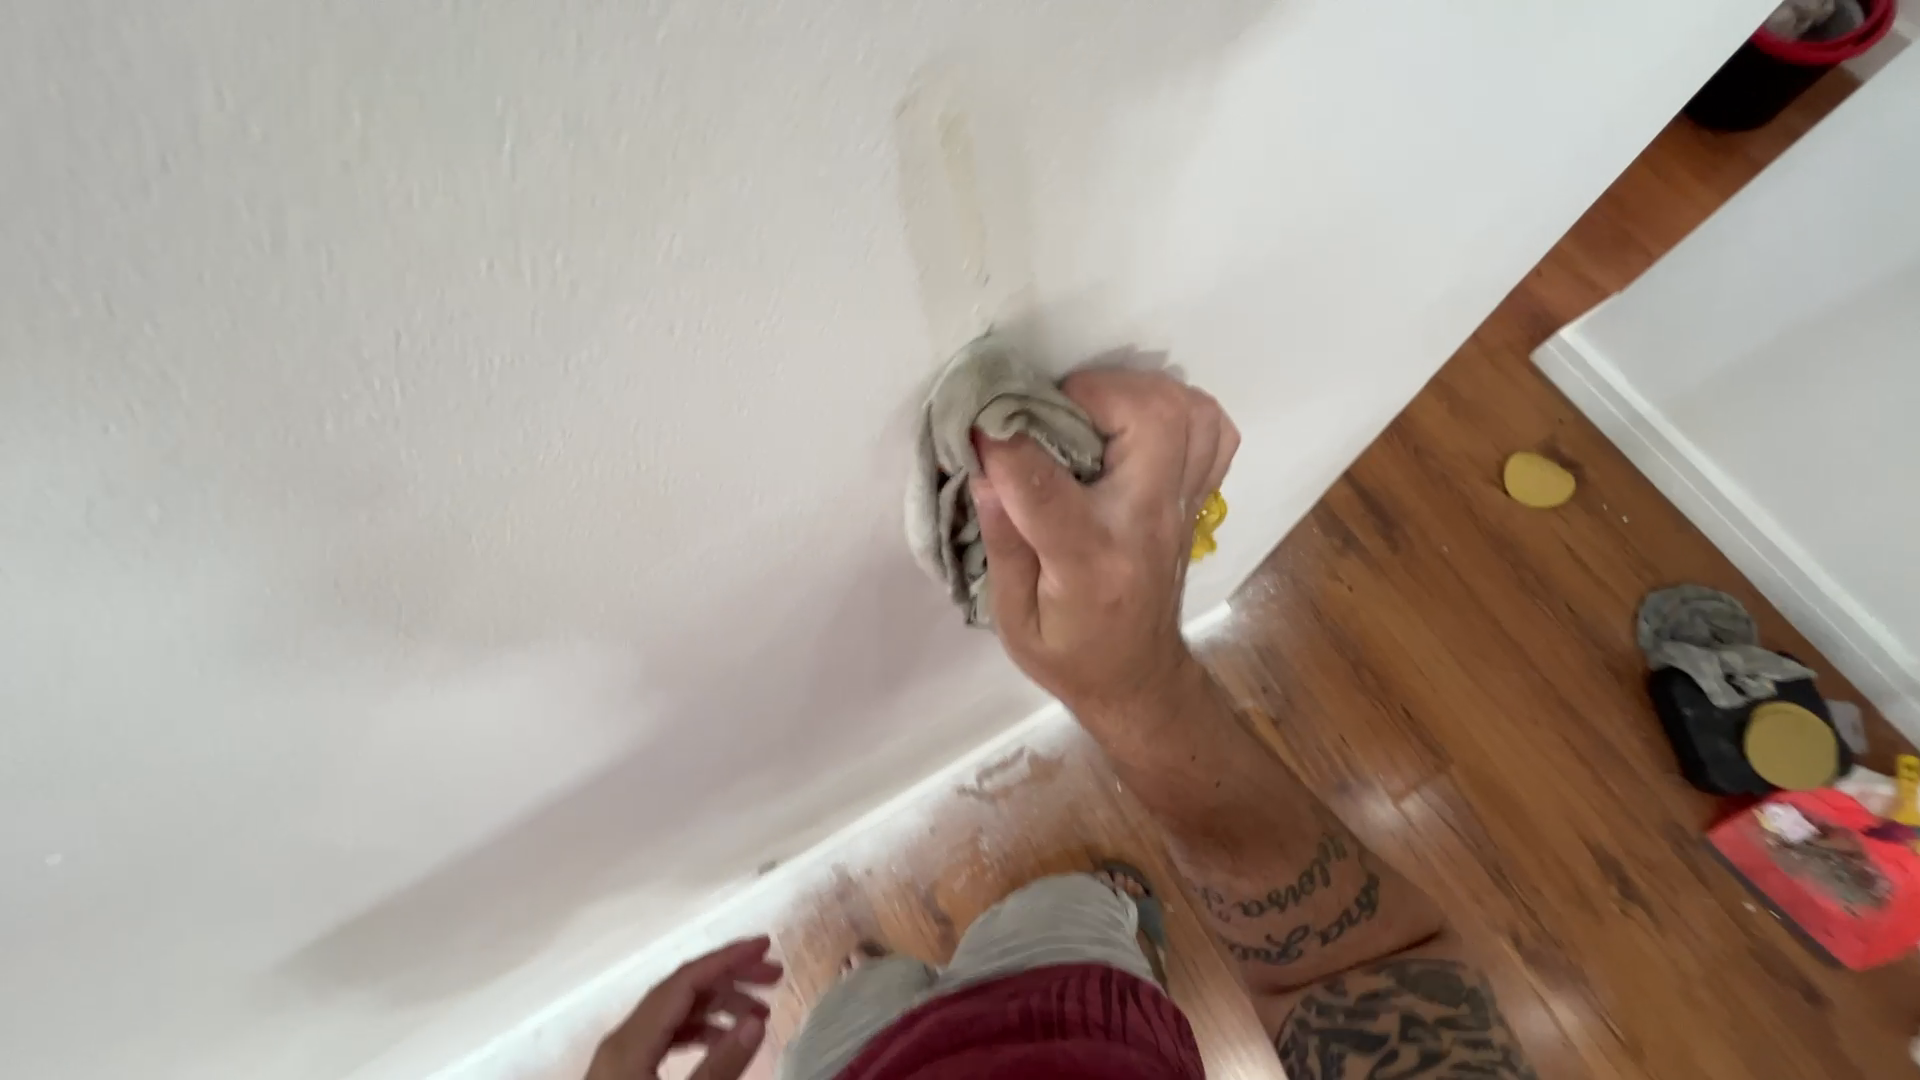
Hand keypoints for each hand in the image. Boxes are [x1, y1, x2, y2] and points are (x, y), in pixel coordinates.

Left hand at [585, 937, 783, 1079]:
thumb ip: (719, 1067)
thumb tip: (758, 1019)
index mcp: (629, 1043)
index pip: (685, 980)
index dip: (728, 958)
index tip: (766, 946)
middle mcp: (622, 1041)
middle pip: (681, 989)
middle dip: (730, 977)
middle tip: (776, 977)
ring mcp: (619, 1060)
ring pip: (675, 1012)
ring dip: (719, 1005)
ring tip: (761, 1013)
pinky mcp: (623, 1076)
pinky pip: (667, 1036)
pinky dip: (701, 1029)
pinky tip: (724, 1041)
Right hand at [970, 368, 1237, 717]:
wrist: (1137, 678)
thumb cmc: (1067, 653)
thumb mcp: (1012, 617)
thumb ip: (1001, 539)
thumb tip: (984, 464)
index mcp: (1089, 560)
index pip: (1045, 482)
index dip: (1004, 439)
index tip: (977, 422)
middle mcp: (1146, 523)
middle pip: (1150, 419)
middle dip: (1091, 392)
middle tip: (1052, 413)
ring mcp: (1181, 508)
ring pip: (1189, 411)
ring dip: (1135, 394)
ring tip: (1091, 415)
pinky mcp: (1196, 500)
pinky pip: (1211, 430)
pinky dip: (1176, 410)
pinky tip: (1134, 427)